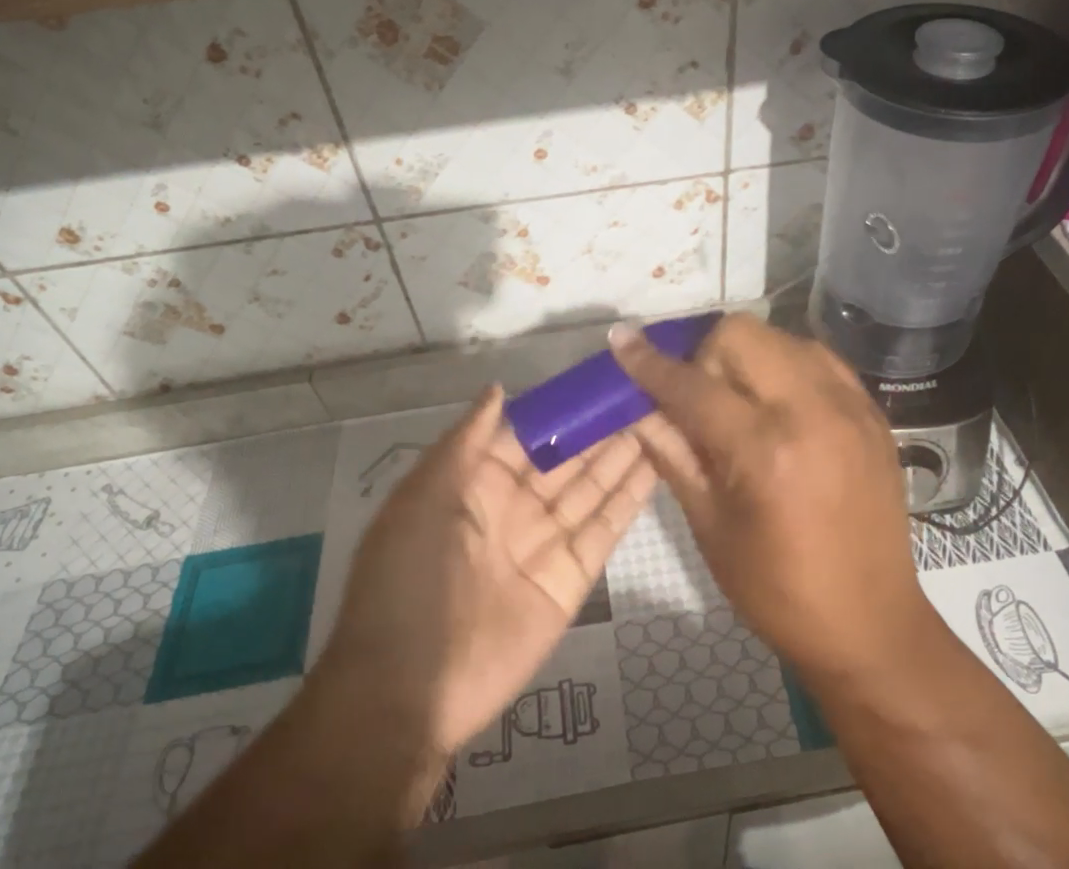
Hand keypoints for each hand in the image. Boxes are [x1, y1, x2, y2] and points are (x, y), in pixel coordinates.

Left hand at [321, 386, 656, 757]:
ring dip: (620, 458)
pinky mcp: (568, 583)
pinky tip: (655, 467)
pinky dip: (627, 503)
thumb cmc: (407, 581)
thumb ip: (466, 444)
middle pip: (563, 462)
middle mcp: (509, 511)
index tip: (598, 380)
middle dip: (598, 430)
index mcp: (469, 487)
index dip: (559, 410)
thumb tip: (498, 390)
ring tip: (660, 418)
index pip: (525, 438)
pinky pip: (601, 534)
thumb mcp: (423, 499)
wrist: (408, 689)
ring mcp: (540, 548)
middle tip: (645, 392)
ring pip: (587, 492)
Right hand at [611, 315, 931, 683]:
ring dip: (746, 356)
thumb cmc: (778, 591)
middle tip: (693, 396)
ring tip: (736, 402)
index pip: (693, 384)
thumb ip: (673, 455)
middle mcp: (813, 410)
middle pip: (740, 335)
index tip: (621, 342)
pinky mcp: (873, 413)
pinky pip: (819, 360)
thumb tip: (637, 408)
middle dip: (703, 352)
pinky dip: (787, 369)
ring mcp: (851, 406)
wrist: (869, 623)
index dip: (649, 363)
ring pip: (781, 338)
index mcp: (766, 449)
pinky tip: (777, 408)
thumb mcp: (710, 528)